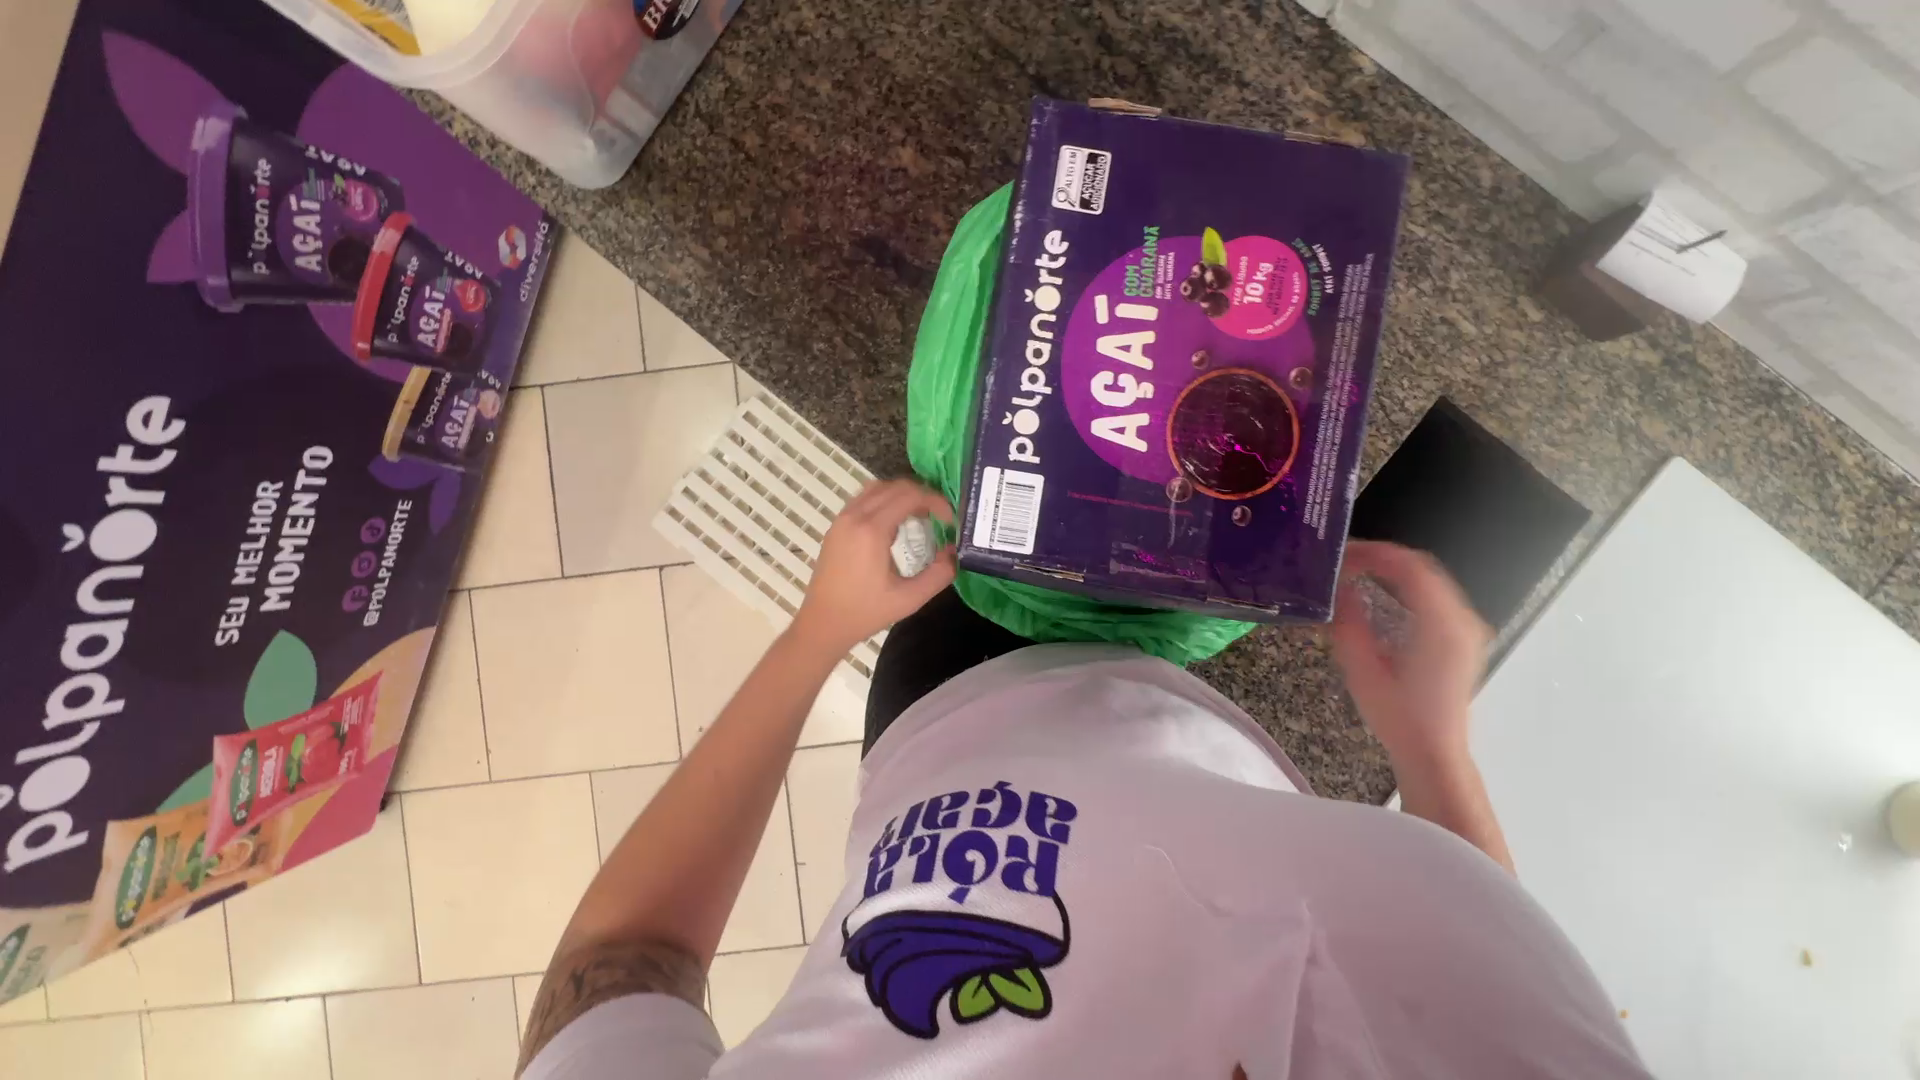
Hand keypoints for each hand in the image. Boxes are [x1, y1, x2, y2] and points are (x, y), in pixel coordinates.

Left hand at [791, 480, 956, 656]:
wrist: (823, 624)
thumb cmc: (865, 612)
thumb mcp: (910, 598)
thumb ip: (939, 574)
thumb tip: (953, 552)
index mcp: (872, 530)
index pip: (910, 496)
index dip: (935, 501)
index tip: (949, 519)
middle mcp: (854, 516)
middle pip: (894, 486)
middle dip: (921, 495)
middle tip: (938, 516)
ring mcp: (841, 519)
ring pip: (876, 489)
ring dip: (901, 495)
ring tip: (919, 517)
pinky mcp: (835, 527)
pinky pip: (863, 500)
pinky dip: (884, 502)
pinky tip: (894, 526)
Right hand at [1329, 541, 1490, 767]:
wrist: (1433, 754)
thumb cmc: (1397, 717)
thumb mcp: (1362, 669)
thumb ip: (1349, 623)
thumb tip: (1338, 588)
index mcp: (1441, 625)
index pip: (1409, 567)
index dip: (1373, 553)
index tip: (1339, 555)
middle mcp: (1461, 621)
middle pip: (1422, 569)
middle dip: (1380, 558)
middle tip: (1342, 561)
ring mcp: (1466, 630)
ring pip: (1429, 581)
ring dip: (1392, 571)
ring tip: (1355, 572)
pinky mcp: (1461, 639)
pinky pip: (1434, 597)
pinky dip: (1405, 587)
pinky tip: (1380, 594)